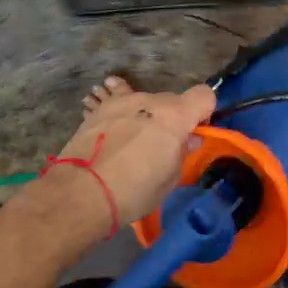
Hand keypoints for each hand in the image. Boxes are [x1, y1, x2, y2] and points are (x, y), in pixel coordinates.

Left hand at [18, 76, 215, 240]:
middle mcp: (151, 101)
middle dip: (172, 118)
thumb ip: (182, 152)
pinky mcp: (99, 110)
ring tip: (132, 138)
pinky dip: (117, 109)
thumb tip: (189, 139)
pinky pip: (114, 100)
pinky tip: (109, 115)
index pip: (204, 95)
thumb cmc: (134, 190)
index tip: (195, 131)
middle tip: (162, 144)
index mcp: (175, 116)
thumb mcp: (169, 178)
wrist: (83, 192)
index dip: (203, 111)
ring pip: (142, 102)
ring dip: (144, 116)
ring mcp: (122, 102)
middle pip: (172, 101)